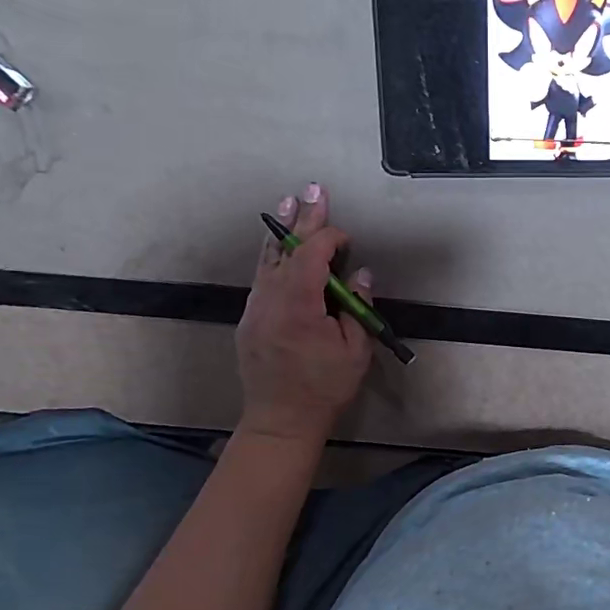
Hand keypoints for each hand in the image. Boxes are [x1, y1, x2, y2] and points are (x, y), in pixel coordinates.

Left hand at [234, 183, 372, 444]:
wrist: (280, 421)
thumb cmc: (324, 388)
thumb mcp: (355, 351)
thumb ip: (357, 307)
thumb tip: (359, 273)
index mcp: (299, 305)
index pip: (313, 255)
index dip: (330, 238)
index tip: (346, 241)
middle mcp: (271, 298)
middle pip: (289, 249)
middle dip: (304, 218)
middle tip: (313, 189)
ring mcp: (255, 307)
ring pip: (268, 260)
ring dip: (283, 232)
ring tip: (288, 203)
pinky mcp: (249, 318)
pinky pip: (262, 278)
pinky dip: (274, 258)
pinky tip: (279, 246)